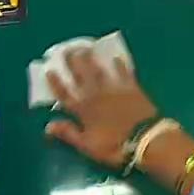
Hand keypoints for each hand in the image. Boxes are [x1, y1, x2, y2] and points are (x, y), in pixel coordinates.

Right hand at [44, 47, 157, 168]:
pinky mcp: (131, 89)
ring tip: (86, 47)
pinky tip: (116, 58)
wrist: (146, 140)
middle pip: (81, 76)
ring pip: (99, 71)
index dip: (56, 82)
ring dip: (92, 59)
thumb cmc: (114, 146)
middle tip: (67, 49)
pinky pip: (123, 74)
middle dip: (72, 62)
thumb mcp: (88, 145)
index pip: (65, 94)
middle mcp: (96, 96)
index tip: (49, 69)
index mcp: (83, 110)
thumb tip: (48, 125)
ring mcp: (114, 90)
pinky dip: (119, 66)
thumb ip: (68, 133)